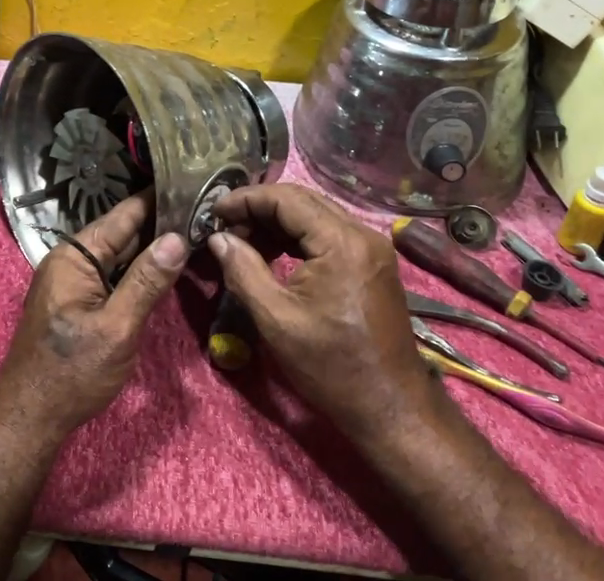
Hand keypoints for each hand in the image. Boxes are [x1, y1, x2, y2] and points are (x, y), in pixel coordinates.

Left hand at [0, 194, 188, 435]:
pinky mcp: (81, 303)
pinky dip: (140, 269)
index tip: (189, 180)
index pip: (122, 217)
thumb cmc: (72, 372)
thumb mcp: (116, 328)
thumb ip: (146, 282)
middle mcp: (71, 262)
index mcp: (74, 258)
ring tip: (194, 226)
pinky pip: (114, 276)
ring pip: (120, 255)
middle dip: (159, 221)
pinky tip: (167, 266)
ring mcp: (75, 283)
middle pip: (122, 233)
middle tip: (203, 205)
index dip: (156, 200)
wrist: (31, 416)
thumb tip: (177, 238)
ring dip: (152, 246)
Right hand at [208, 185, 434, 437]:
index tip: (213, 212)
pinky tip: (271, 254)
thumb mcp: (276, 319)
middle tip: (224, 227)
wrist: (390, 406)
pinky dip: (297, 238)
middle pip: (302, 200)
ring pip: (315, 215)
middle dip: (259, 208)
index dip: (245, 199)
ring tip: (241, 243)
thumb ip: (243, 270)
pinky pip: (328, 234)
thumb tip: (217, 239)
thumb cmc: (331, 366)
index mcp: (341, 242)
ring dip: (277, 223)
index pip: (286, 198)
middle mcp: (362, 234)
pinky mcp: (372, 263)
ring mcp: (372, 247)